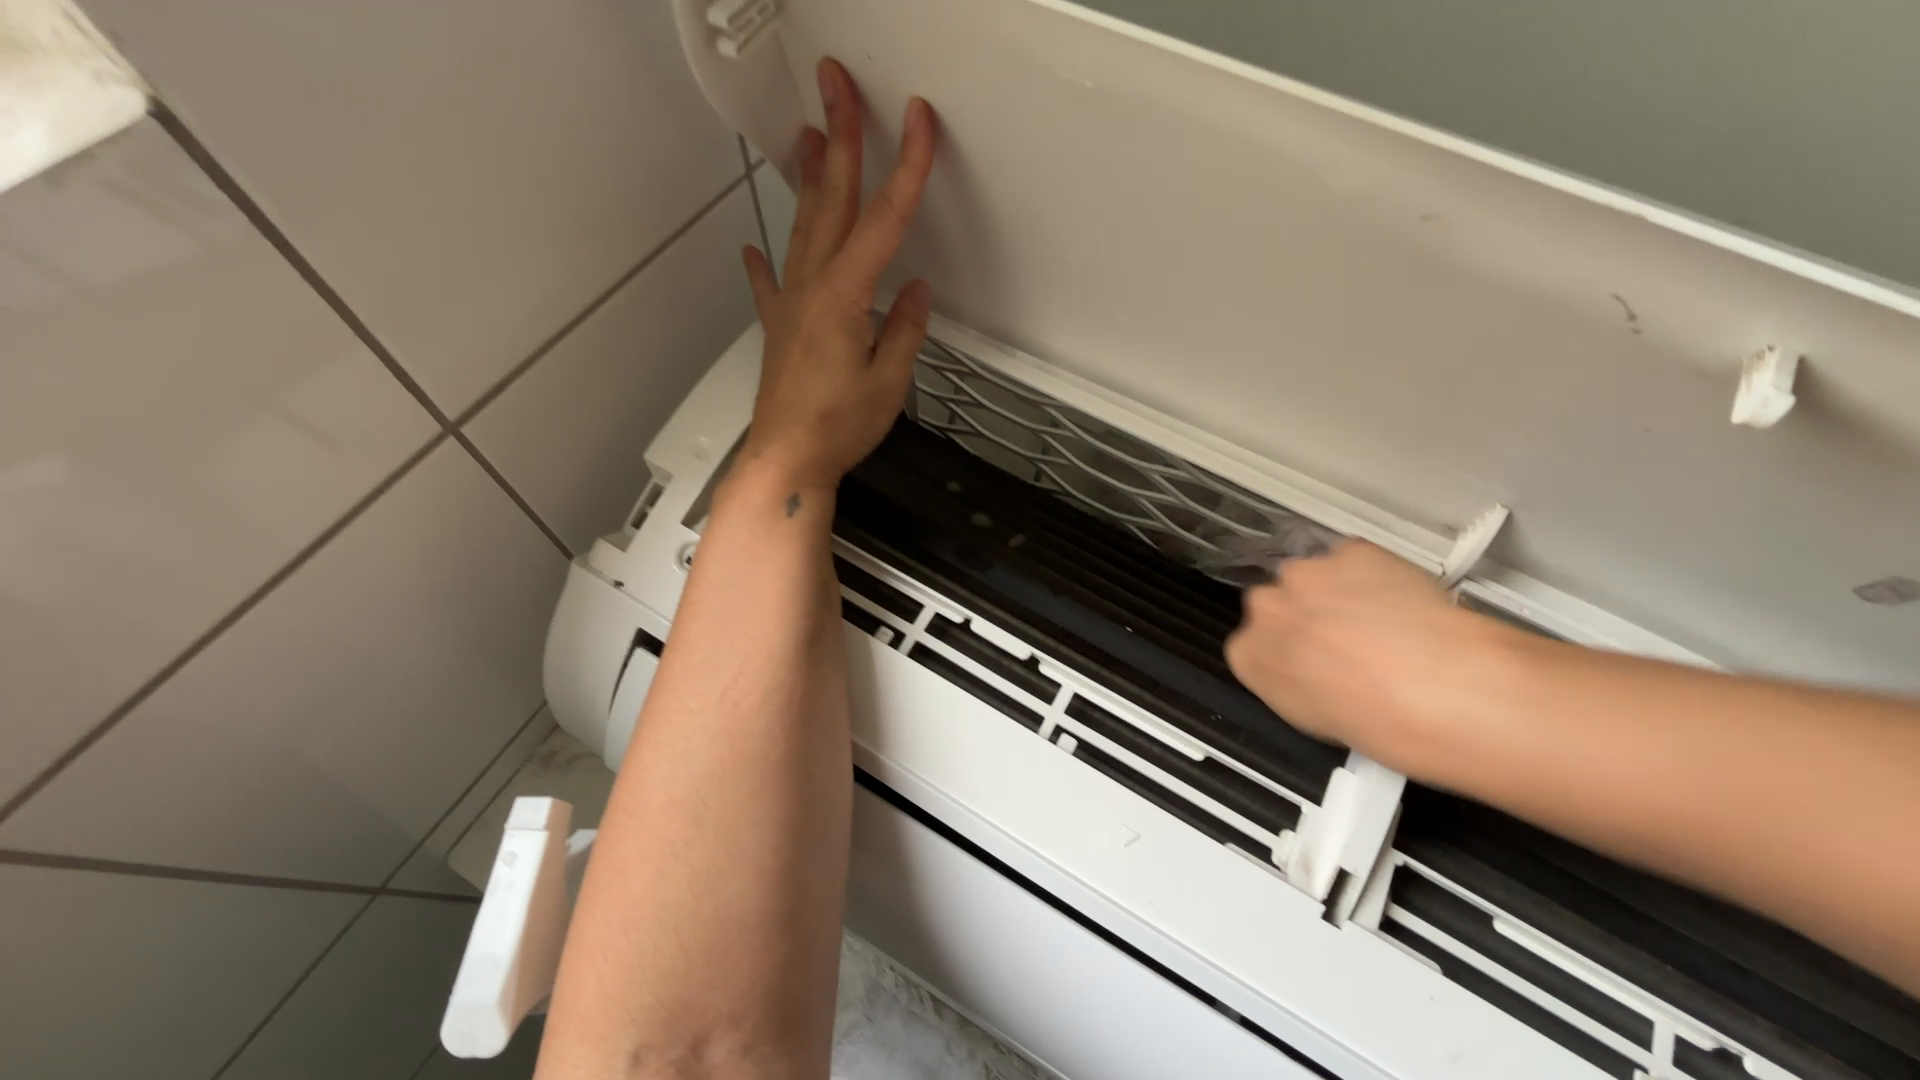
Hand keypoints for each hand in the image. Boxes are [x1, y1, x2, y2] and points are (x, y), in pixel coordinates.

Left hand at [738, 58, 938, 490]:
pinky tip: (752, 248)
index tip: (919, 123)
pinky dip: (764, 262)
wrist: (786, 459)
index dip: (906, 167)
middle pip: (832, 201)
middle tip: (836, 89)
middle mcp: (812, 288)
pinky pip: (771, 283)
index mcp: (845, 295)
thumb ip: (906, 329)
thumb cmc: (835, 426)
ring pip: (802, 228)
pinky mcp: (780, 329)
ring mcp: (791, 305)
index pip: (885, 218)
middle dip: (840, 139)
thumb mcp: (889, 379)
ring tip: (809, 138)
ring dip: (810, 181)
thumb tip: (916, 294)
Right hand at [1224, 541, 1521, 772]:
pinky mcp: (1351, 552)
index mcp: (1249, 655)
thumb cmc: (1380, 717)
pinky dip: (1373, 572)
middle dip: (1307, 614)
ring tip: (1381, 622)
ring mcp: (1307, 575)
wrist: (1435, 686)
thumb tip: (1308, 675)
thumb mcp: (1314, 719)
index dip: (1288, 650)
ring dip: (1338, 590)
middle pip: (1278, 601)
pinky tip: (1399, 603)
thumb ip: (1293, 682)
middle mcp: (1266, 608)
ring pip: (1315, 575)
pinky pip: (1354, 556)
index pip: (1253, 642)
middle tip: (1346, 641)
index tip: (1310, 659)